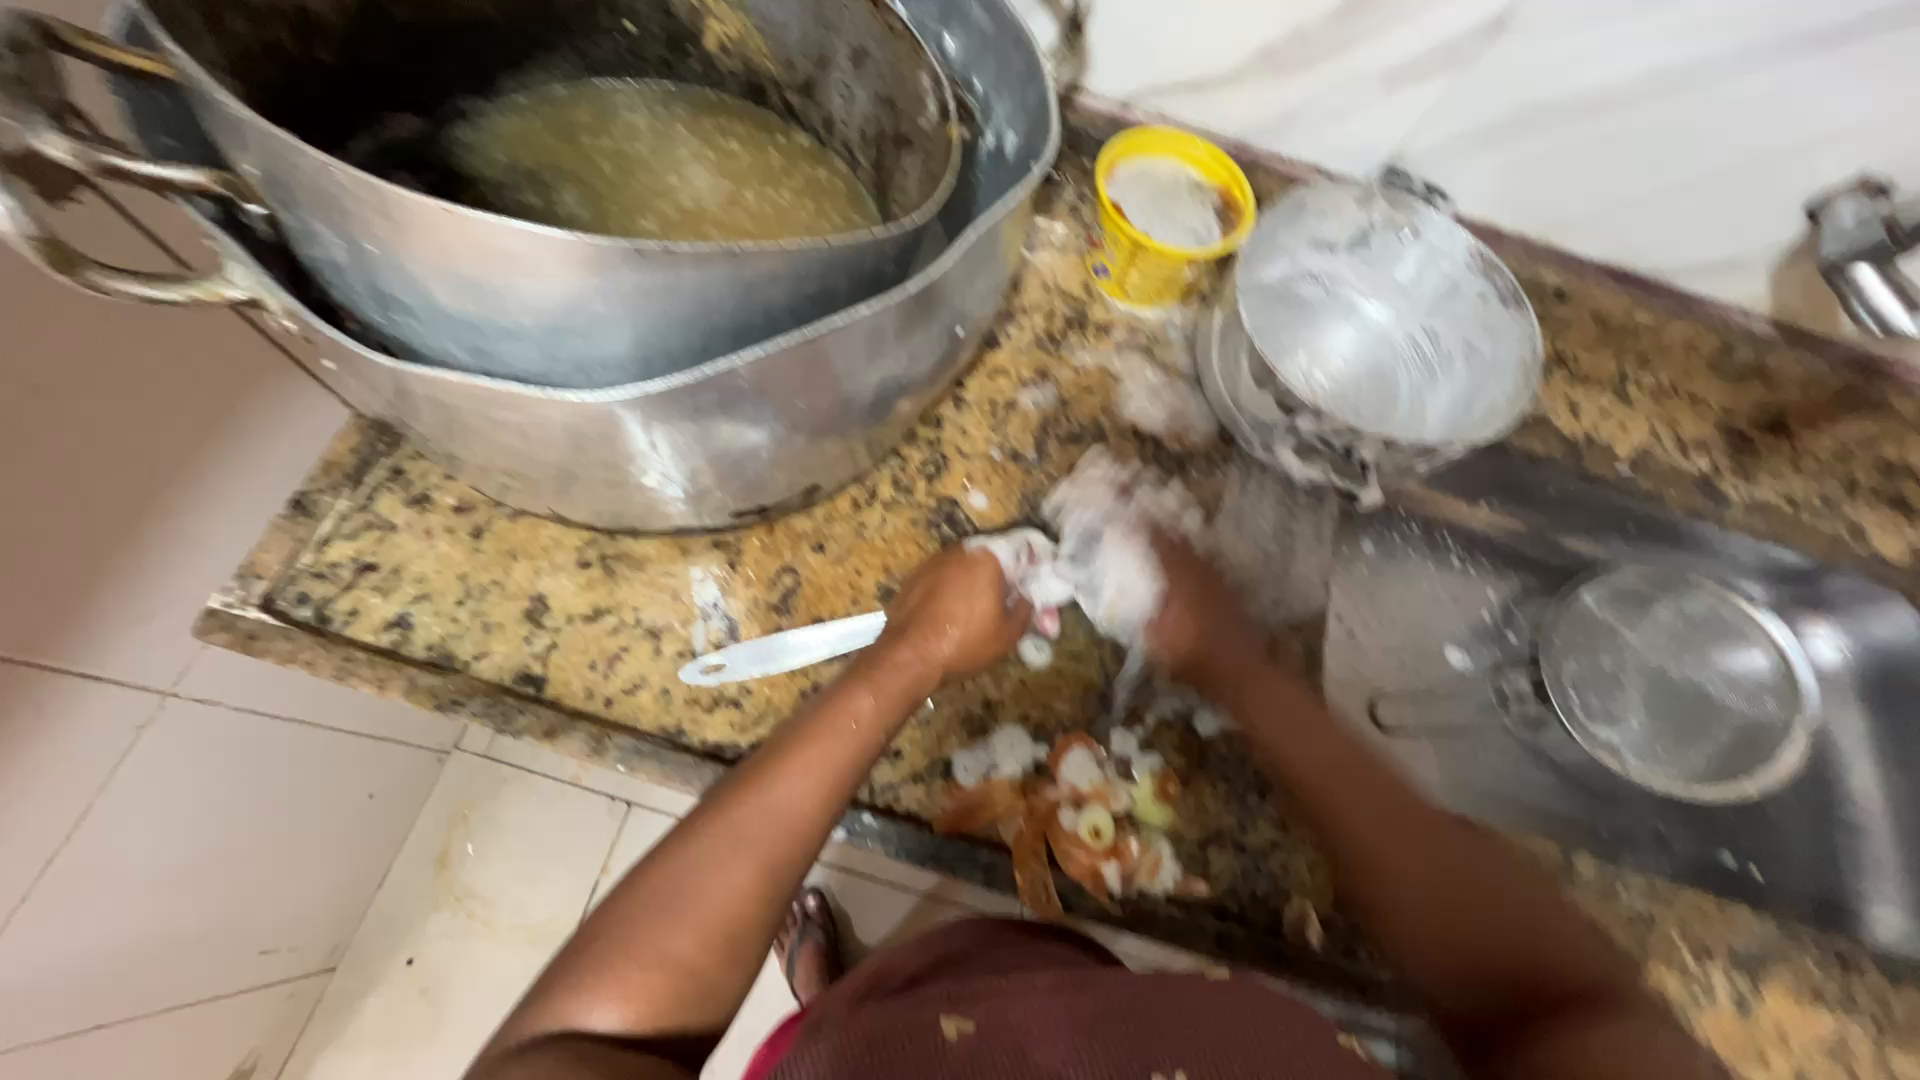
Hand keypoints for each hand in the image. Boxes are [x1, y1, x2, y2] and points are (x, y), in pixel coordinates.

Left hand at [874, 547, 1032, 685]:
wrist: (909, 656)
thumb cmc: (965, 642)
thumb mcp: (1009, 633)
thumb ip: (1026, 608)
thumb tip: (1028, 597)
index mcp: (988, 556)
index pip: (1022, 551)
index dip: (1033, 569)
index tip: (1037, 587)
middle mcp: (960, 550)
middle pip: (992, 558)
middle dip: (1004, 577)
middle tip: (1010, 602)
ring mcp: (933, 562)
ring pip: (966, 567)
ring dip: (977, 583)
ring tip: (981, 611)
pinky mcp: (914, 577)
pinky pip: (944, 578)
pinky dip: (953, 590)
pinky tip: (954, 613)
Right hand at [1146, 532, 1263, 687]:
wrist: (1240, 672)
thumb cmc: (1193, 655)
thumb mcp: (1155, 641)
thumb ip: (1145, 621)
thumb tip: (1138, 610)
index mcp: (1180, 579)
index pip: (1163, 547)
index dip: (1149, 531)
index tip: (1137, 518)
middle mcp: (1202, 575)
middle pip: (1185, 546)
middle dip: (1169, 535)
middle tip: (1155, 527)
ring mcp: (1221, 586)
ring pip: (1201, 559)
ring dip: (1187, 550)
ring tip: (1174, 546)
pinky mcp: (1233, 600)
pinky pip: (1212, 574)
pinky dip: (1200, 569)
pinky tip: (1196, 576)